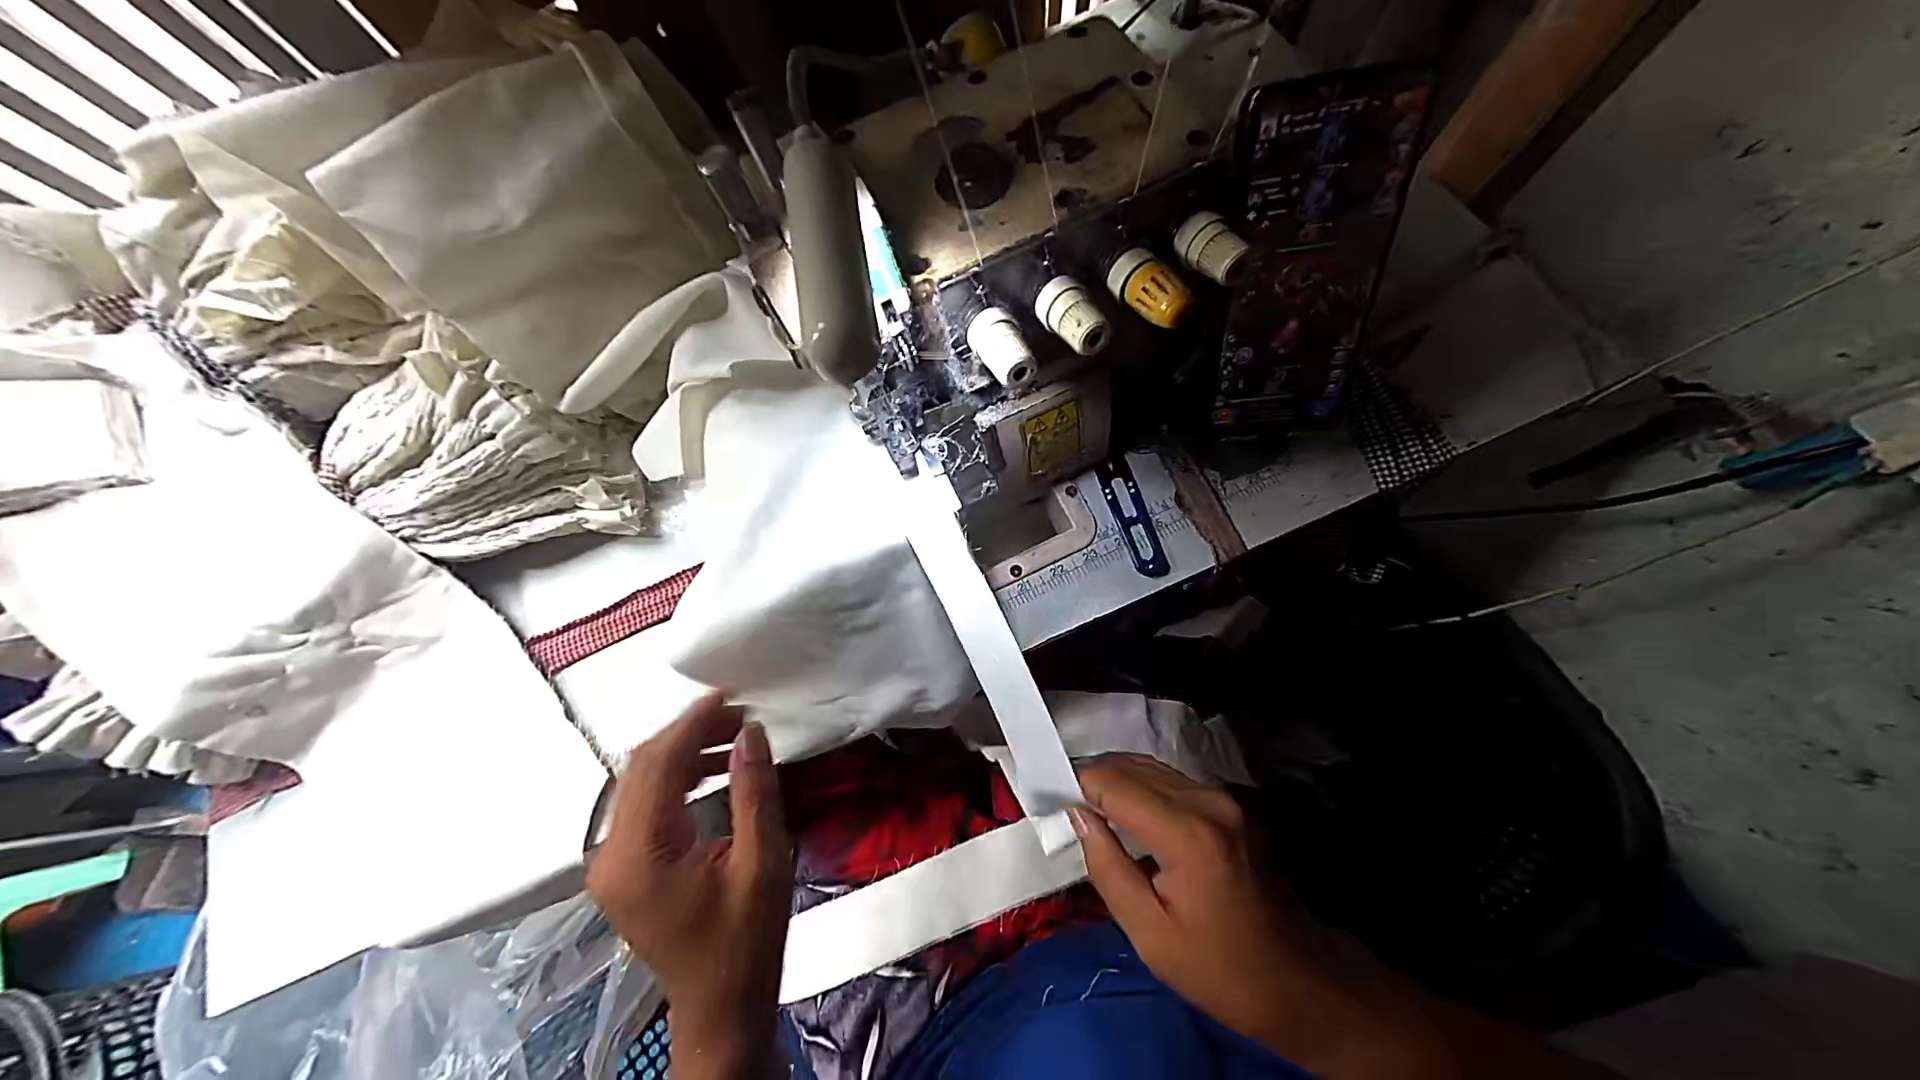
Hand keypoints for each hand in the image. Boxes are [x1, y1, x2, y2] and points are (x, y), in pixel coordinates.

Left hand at [586, 693, 791, 1078]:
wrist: (721, 1007)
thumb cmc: (745, 942)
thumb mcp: (763, 863)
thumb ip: (754, 793)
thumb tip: (749, 733)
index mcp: (638, 855)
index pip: (657, 766)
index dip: (693, 724)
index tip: (729, 696)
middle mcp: (610, 854)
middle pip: (641, 768)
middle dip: (689, 732)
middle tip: (738, 714)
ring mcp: (611, 863)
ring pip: (641, 782)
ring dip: (685, 752)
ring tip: (733, 736)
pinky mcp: (624, 867)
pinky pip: (645, 803)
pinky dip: (678, 777)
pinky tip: (713, 768)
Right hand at [1069, 754, 1454, 1078]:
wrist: (1299, 981)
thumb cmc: (1220, 969)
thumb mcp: (1150, 934)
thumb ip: (1108, 868)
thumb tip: (1078, 816)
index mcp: (1188, 833)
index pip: (1113, 783)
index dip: (1075, 785)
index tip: (1045, 797)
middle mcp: (1207, 801)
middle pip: (1131, 767)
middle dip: (1091, 779)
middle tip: (1060, 804)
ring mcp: (1222, 799)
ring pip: (1149, 768)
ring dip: (1113, 780)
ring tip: (1084, 807)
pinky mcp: (1227, 805)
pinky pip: (1169, 779)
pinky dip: (1137, 786)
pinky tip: (1120, 811)